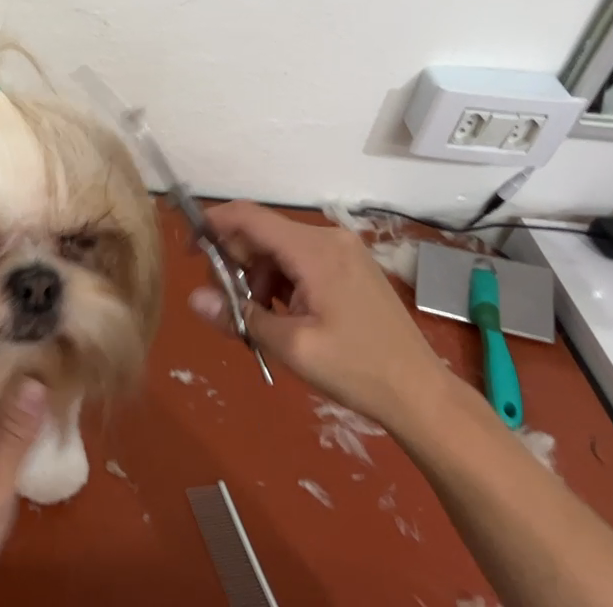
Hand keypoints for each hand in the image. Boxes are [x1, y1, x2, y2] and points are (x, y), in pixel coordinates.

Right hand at [190, 201, 448, 429]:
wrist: (422, 395)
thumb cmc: (357, 369)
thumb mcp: (290, 346)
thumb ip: (239, 315)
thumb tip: (194, 299)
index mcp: (315, 250)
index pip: (248, 216)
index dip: (211, 226)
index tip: (191, 253)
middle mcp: (329, 240)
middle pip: (261, 233)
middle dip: (235, 263)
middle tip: (229, 304)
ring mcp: (343, 252)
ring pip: (276, 249)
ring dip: (257, 277)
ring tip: (261, 318)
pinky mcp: (349, 268)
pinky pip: (298, 261)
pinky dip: (280, 281)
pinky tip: (284, 315)